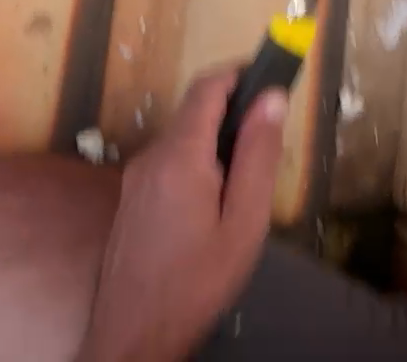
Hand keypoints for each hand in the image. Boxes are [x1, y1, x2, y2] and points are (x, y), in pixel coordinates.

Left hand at [78, 71, 285, 361]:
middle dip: (238, 110)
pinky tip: (219, 201)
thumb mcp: (246, 218)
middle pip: (197, 111)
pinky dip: (202, 160)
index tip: (274, 73)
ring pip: (186, 137)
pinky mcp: (132, 201)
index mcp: (180, 156)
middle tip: (272, 136)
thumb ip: (258, 153)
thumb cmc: (199, 279)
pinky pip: (173, 161)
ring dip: (221, 139)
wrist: (134, 342)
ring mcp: (135, 181)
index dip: (242, 71)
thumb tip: (272, 96)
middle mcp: (150, 159)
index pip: (208, 87)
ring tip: (250, 178)